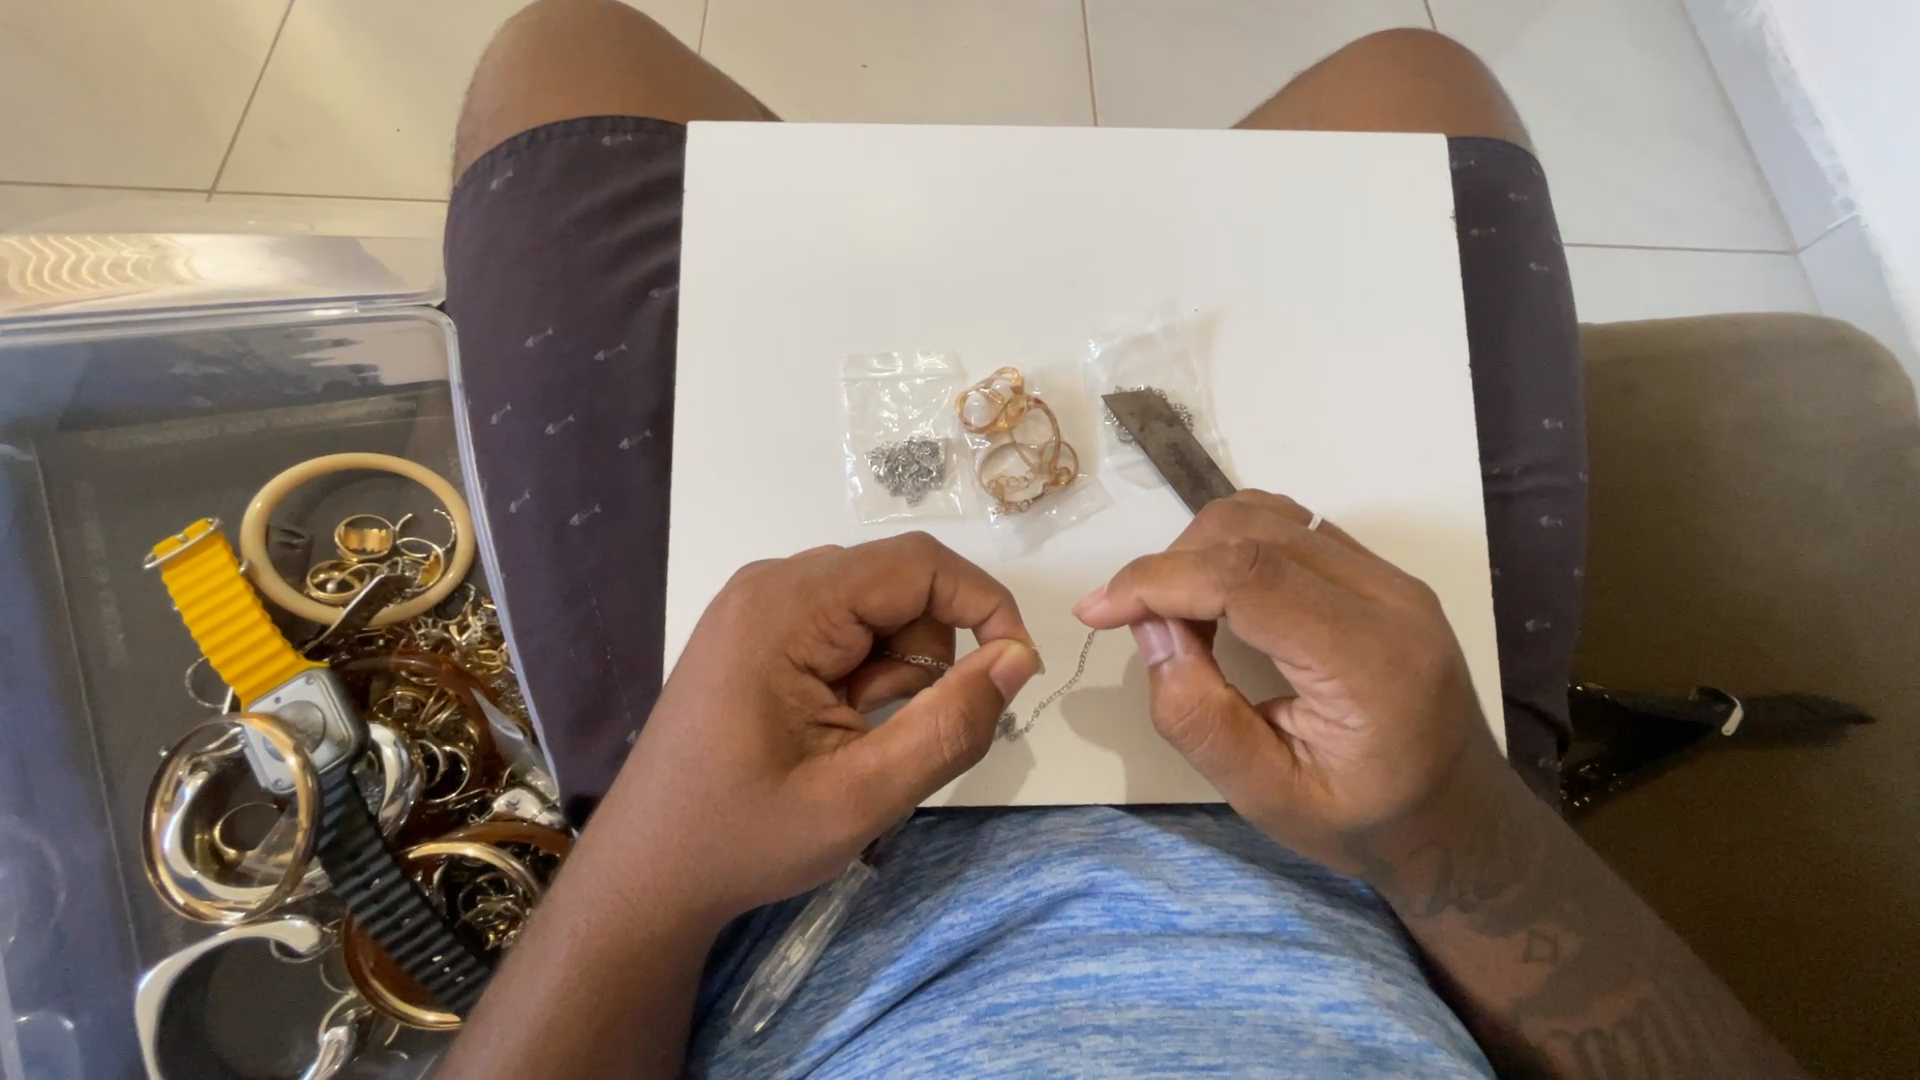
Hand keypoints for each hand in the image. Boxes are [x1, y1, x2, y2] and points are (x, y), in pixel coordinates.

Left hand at [596, 533, 1040, 925]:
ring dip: (896, 669)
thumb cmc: (744, 839)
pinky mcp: (761, 628)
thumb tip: (1018, 658)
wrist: (646, 872)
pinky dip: (866, 672)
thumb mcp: (861, 797)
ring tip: (852, 733)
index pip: (918, 565)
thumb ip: (949, 726)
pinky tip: (832, 722)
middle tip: (893, 729)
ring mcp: (761, 603)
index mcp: (787, 607)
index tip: (1014, 671)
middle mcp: (772, 584)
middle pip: (900, 585)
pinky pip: (847, 626)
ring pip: (879, 608)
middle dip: (927, 655)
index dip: (982, 605)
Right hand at [1073, 490, 1503, 877]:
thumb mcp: (1266, 798)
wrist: (1460, 820)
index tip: (1097, 610)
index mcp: (1368, 662)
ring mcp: (1388, 575)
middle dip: (1172, 566)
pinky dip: (1229, 546)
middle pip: (1249, 530)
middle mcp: (1388, 597)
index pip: (1246, 578)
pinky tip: (1217, 595)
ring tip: (1182, 614)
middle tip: (1149, 630)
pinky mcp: (1377, 571)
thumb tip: (1150, 628)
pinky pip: (1286, 525)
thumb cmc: (1364, 823)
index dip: (1157, 581)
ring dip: (1198, 551)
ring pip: (1263, 514)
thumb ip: (1198, 716)